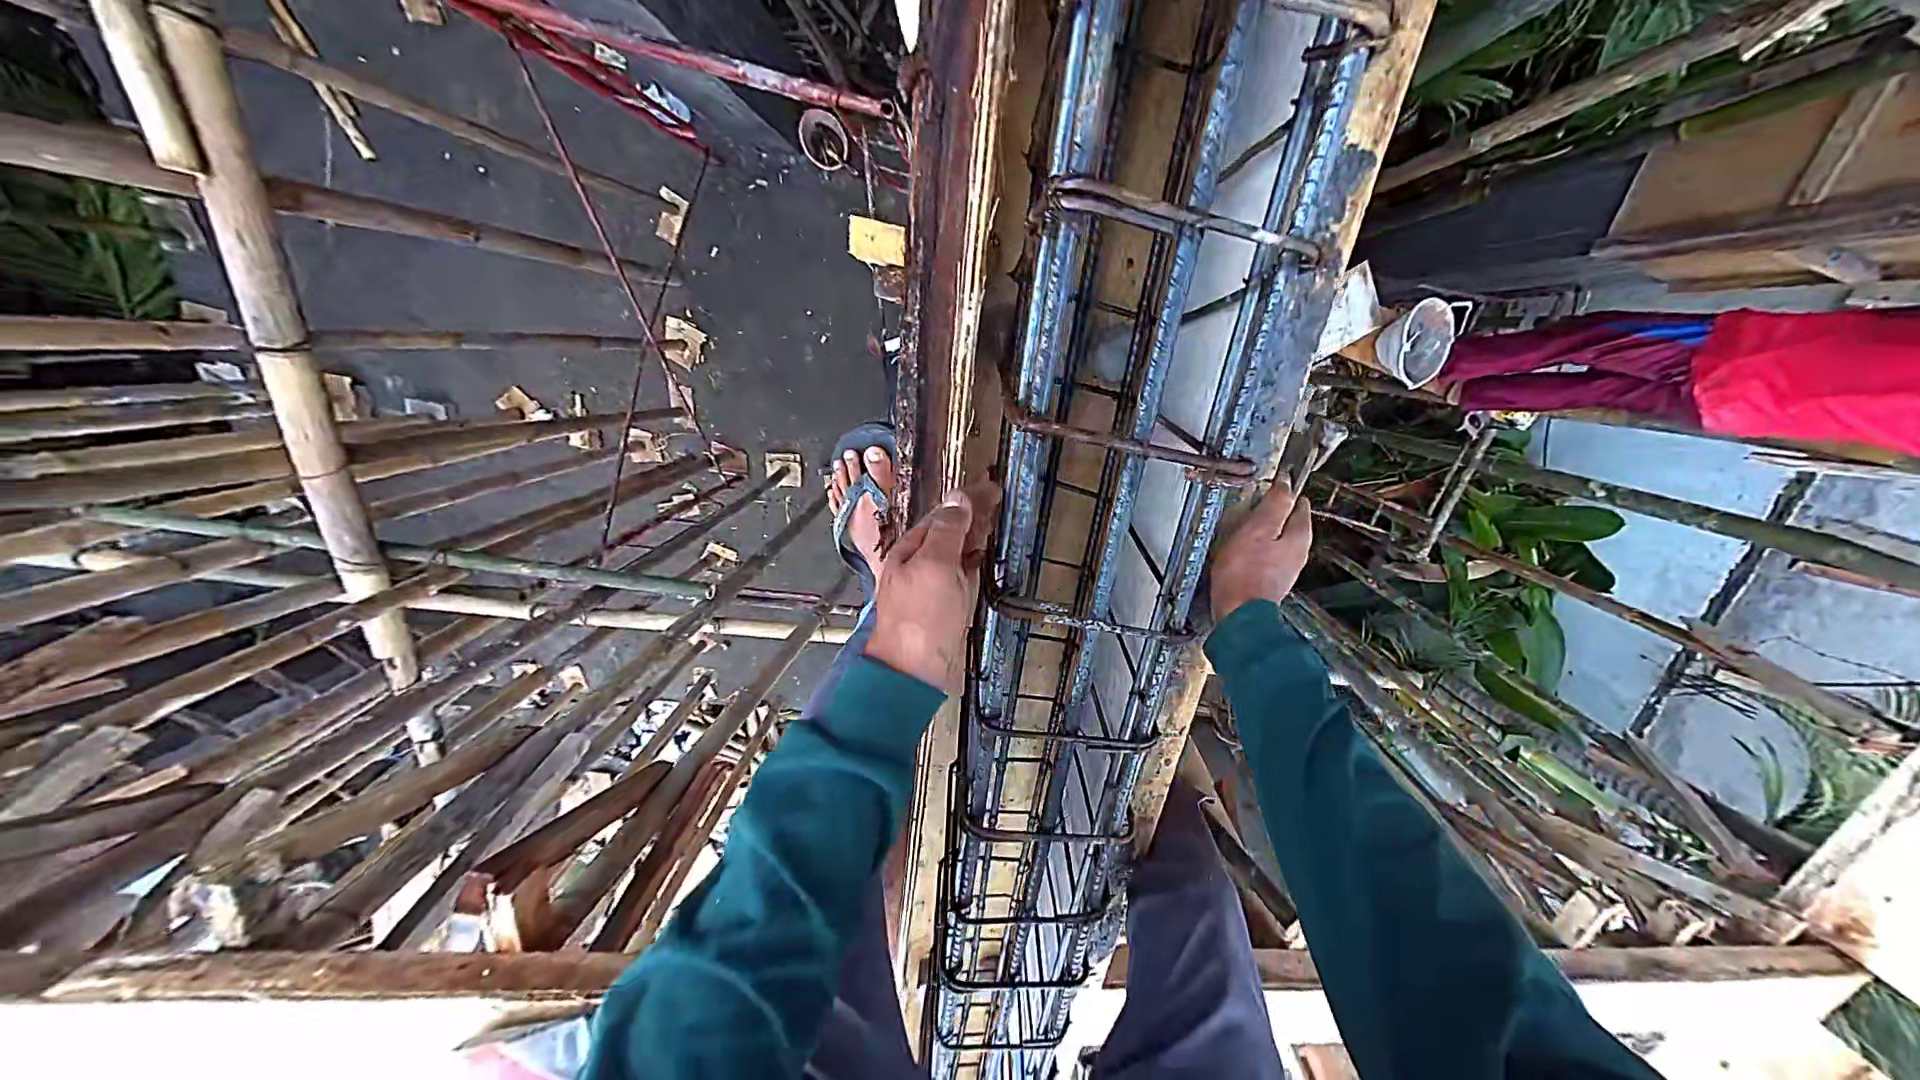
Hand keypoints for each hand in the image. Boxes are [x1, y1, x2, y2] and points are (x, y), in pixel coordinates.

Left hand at [864, 480, 1000, 693]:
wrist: (915, 672)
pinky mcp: (944, 605)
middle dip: (970, 512)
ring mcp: (931, 585)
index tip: (990, 487)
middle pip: (947, 530)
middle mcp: (917, 564)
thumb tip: (958, 499)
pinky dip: (972, 559)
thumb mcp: (934, 564)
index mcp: (908, 549)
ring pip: (954, 550)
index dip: (965, 498)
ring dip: (972, 533)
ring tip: (993, 520)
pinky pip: (959, 573)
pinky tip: (981, 556)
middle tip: (997, 499)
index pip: (940, 513)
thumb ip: (946, 530)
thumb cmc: (920, 618)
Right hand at [1209, 482, 1311, 619]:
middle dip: (1274, 513)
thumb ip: (1274, 505)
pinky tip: (1241, 550)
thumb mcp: (1258, 529)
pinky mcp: (1269, 581)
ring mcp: (1285, 569)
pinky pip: (1265, 556)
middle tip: (1252, 505)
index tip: (1269, 486)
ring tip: (1242, 526)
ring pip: (1277, 540)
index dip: (1284, 491)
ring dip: (1263, 532)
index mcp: (1299, 536)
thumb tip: (1286, 484)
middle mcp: (1298, 553)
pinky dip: (1256, 549)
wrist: (1238, 612)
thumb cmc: (1244, 572)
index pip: (1299, 504)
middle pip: (1289, 523)